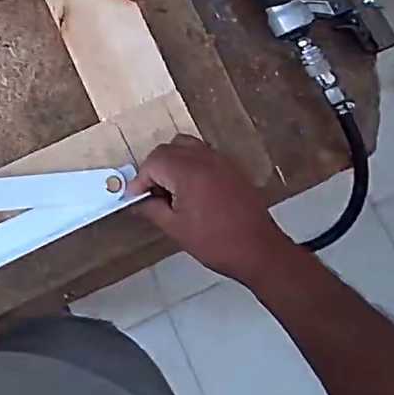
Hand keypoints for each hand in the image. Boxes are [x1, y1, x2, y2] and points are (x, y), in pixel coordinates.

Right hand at [131, 135, 302, 284]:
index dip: (140, 180)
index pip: (154, 162)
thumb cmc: (216, 242)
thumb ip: (153, 209)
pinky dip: (189, 162)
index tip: (135, 198)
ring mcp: (219, 160)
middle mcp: (204, 158)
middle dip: (153, 169)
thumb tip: (138, 202)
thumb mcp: (176, 228)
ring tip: (168, 190)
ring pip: (185, 146)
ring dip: (171, 162)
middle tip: (150, 195)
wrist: (258, 248)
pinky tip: (188, 189)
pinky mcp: (229, 167)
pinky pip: (202, 153)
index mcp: (188, 171)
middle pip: (168, 149)